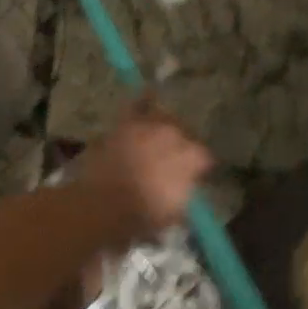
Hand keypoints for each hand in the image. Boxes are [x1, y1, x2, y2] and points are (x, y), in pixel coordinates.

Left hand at [75, 95, 213, 241]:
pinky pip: (138, 102)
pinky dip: (143, 98)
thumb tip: (186, 185)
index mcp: (191, 159)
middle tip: (171, 158)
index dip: (197, 167)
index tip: (191, 175)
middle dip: (181, 145)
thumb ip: (184, 192)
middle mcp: (174, 136)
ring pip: (164, 117)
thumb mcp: (174, 213)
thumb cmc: (142, 215)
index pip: (204, 157)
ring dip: (164, 125)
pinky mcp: (126, 122)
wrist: (103, 203)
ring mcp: (149, 125)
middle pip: (185, 133)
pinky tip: (147, 93)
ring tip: (158, 135)